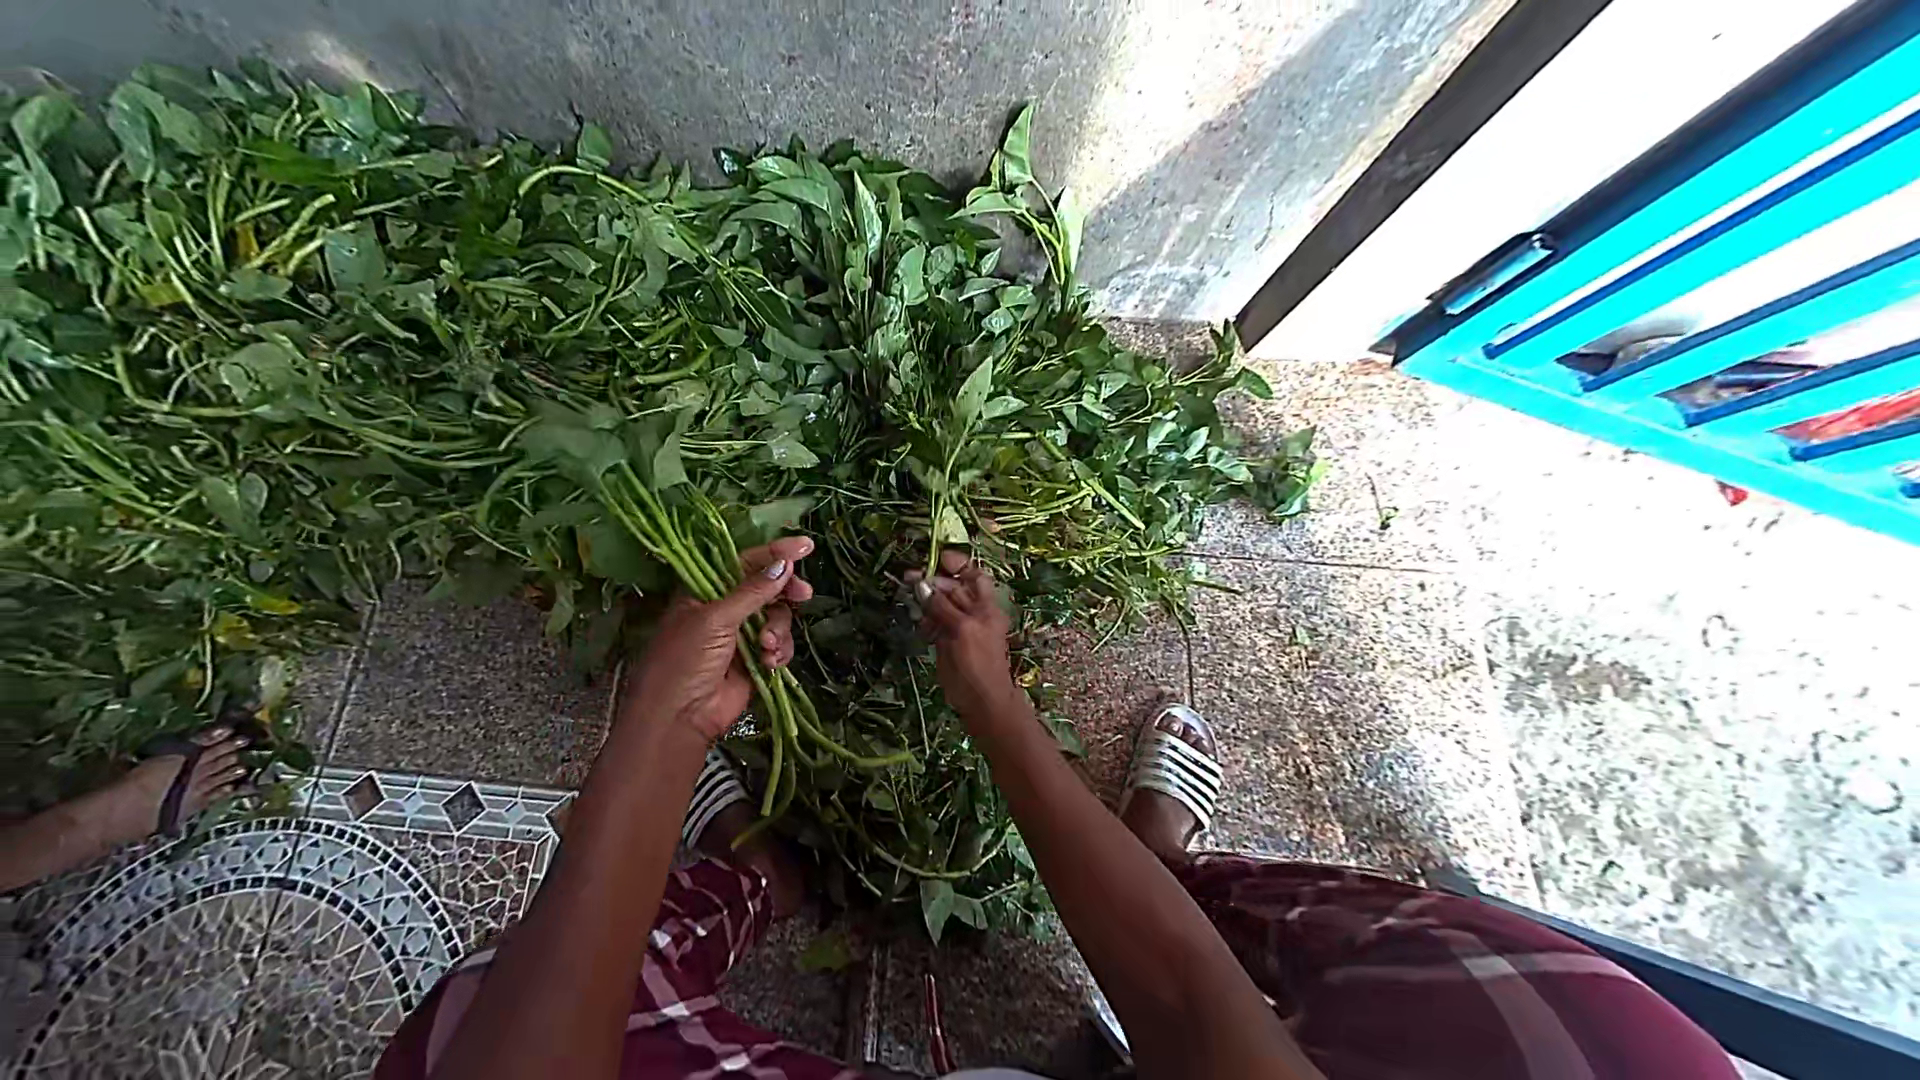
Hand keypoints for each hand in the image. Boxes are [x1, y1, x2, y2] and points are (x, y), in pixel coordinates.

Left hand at [621, 536, 815, 740]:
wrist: (679, 717)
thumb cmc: (685, 661)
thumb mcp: (716, 619)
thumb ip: (753, 591)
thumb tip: (785, 564)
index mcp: (705, 590)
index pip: (744, 561)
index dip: (775, 553)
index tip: (805, 547)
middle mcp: (725, 608)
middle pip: (768, 588)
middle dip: (786, 592)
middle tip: (803, 594)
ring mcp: (741, 634)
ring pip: (778, 616)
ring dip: (778, 629)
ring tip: (767, 646)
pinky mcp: (755, 658)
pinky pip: (780, 644)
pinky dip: (779, 651)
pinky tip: (770, 662)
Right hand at [907, 548, 1023, 726]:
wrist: (981, 701)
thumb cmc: (978, 664)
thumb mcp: (962, 630)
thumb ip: (942, 607)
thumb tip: (923, 586)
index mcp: (985, 606)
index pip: (972, 575)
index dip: (956, 564)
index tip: (936, 558)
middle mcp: (973, 612)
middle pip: (952, 588)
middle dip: (933, 582)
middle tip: (910, 579)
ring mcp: (960, 627)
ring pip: (940, 605)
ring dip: (926, 602)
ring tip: (913, 603)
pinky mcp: (947, 641)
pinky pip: (934, 623)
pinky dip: (925, 621)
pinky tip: (921, 627)